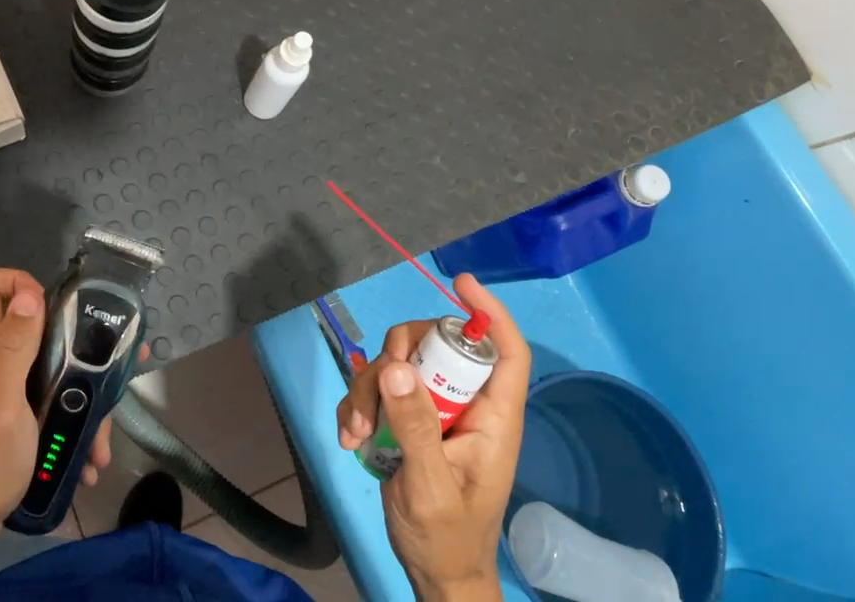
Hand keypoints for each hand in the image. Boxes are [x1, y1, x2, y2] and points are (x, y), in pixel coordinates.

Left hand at [0, 269, 113, 599]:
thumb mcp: (1, 403)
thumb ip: (14, 346)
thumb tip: (28, 293)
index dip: (18, 282)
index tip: (55, 310)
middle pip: (32, 328)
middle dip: (73, 348)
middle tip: (106, 370)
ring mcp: (2, 392)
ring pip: (49, 372)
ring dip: (80, 398)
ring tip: (102, 438)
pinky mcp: (13, 420)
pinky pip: (49, 407)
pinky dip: (71, 427)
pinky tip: (88, 458)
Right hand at [335, 274, 530, 601]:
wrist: (431, 571)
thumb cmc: (447, 536)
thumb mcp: (430, 486)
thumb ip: (415, 427)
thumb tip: (396, 363)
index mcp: (493, 418)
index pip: (504, 353)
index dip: (488, 313)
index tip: (459, 283)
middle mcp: (465, 404)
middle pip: (433, 347)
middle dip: (395, 360)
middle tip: (375, 393)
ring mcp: (432, 409)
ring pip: (397, 364)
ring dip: (367, 391)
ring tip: (357, 433)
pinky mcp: (405, 419)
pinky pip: (376, 390)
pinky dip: (356, 408)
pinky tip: (349, 438)